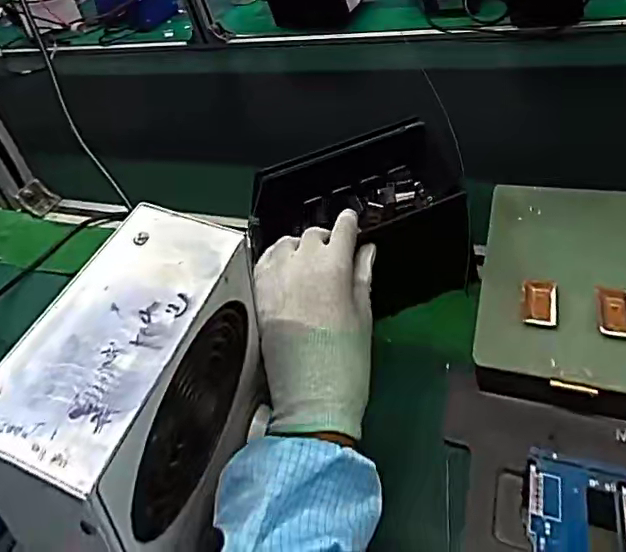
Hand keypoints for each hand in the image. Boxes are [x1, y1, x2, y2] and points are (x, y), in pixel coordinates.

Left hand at [253, 209, 376, 441]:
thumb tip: (366, 252)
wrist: (311, 402)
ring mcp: (277, 279)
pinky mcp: (259, 294)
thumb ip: (362, 274)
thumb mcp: (364, 313)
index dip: (350, 223)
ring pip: (287, 243)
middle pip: (315, 234)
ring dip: (299, 248)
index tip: (352, 224)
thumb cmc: (345, 362)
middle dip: (327, 240)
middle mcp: (302, 265)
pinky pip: (265, 261)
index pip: (343, 226)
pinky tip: (286, 274)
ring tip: (309, 266)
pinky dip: (276, 260)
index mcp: (334, 266)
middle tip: (335, 257)